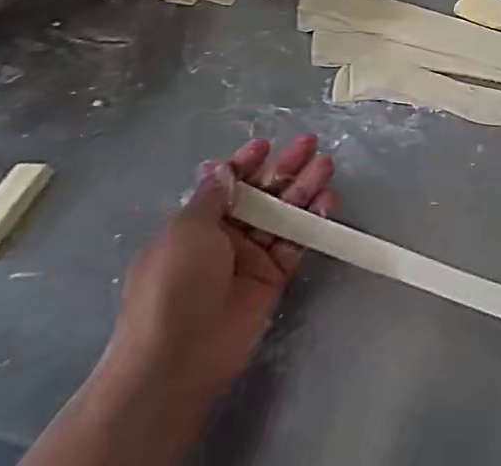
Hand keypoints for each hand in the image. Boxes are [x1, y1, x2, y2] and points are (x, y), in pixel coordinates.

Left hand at [24, 137, 338, 465]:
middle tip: (311, 144)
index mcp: (196, 224)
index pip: (226, 185)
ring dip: (305, 189)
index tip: (266, 145)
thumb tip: (221, 168)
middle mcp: (225, 236)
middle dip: (284, 168)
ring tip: (326, 166)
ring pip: (284, 214)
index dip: (245, 163)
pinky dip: (313, 222)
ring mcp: (251, 256)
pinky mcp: (274, 276)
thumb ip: (212, 198)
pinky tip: (327, 203)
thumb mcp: (186, 232)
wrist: (178, 357)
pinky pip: (297, 242)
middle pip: (261, 194)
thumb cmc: (173, 286)